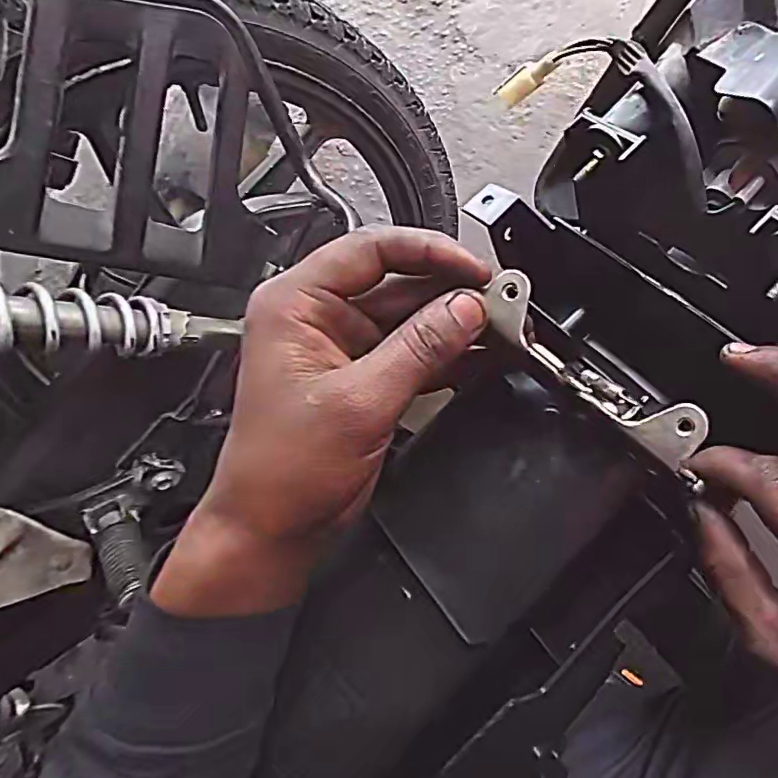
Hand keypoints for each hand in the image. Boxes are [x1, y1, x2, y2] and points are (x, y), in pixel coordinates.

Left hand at [152, 227, 491, 617]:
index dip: (430, 251)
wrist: (275, 527)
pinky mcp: (371, 378)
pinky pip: (420, 352)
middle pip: (401, 282)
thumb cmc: (280, 470)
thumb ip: (419, 349)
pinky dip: (453, 353)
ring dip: (459, 323)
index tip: (473, 268)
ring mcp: (349, 349)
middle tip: (499, 300)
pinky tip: (484, 354)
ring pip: (416, 318)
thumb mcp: (358, 401)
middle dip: (453, 291)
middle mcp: (321, 319)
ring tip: (501, 326)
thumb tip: (465, 309)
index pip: (372, 250)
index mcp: (297, 305)